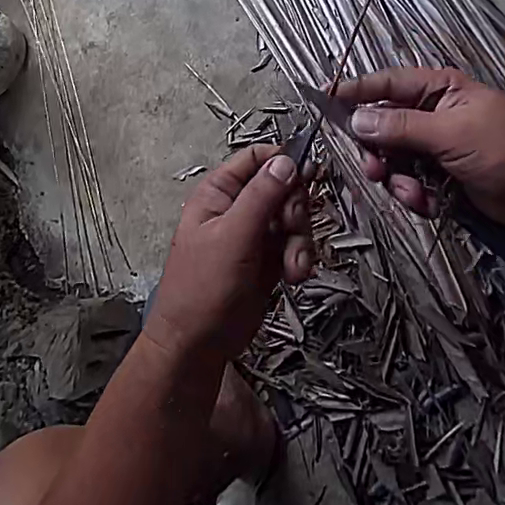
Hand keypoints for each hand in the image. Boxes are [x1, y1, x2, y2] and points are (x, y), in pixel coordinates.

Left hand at [144, 144, 313, 362]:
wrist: (198, 346)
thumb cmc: (200, 292)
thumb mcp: (232, 237)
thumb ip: (261, 196)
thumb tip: (285, 161)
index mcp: (219, 193)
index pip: (257, 158)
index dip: (283, 161)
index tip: (307, 173)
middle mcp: (238, 208)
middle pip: (284, 187)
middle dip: (295, 210)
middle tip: (291, 228)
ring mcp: (255, 233)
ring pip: (294, 217)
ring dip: (301, 240)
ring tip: (293, 264)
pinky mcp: (269, 257)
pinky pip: (295, 244)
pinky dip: (300, 257)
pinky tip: (293, 275)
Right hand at [336, 67, 504, 242]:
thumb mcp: (453, 134)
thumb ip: (402, 127)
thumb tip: (356, 118)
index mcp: (439, 89)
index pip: (388, 83)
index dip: (356, 91)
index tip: (325, 100)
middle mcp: (433, 113)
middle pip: (383, 125)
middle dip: (378, 151)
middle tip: (374, 171)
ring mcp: (436, 145)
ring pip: (393, 158)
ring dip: (397, 179)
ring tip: (415, 194)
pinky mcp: (439, 175)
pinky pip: (409, 180)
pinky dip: (415, 195)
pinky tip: (431, 204)